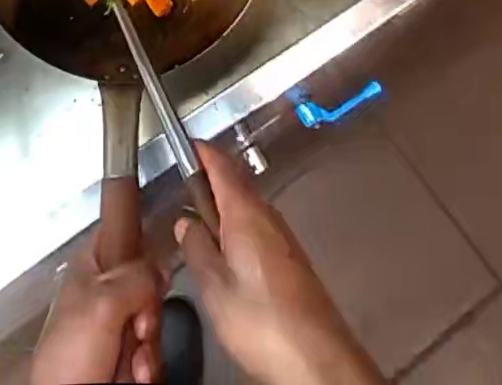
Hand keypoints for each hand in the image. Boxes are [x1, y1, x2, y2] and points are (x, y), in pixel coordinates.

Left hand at [29, 242, 163, 383]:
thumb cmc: (73, 352)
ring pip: (152, 316)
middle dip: (150, 309)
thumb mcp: (105, 302)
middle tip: (139, 328)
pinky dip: (148, 364)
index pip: (122, 233)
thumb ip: (138, 275)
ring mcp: (113, 326)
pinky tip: (138, 375)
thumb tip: (162, 267)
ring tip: (136, 363)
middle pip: (146, 280)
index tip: (153, 273)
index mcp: (90, 266)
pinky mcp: (122, 356)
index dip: (143, 248)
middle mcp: (103, 291)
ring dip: (150, 342)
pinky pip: (150, 348)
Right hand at [175, 143, 383, 384]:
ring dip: (223, 206)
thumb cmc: (263, 320)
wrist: (318, 357)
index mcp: (245, 212)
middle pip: (236, 183)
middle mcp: (267, 215)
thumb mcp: (214, 287)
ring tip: (198, 218)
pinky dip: (236, 227)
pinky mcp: (289, 257)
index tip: (187, 144)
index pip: (222, 166)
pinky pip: (257, 227)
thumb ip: (196, 248)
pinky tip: (226, 251)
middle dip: (211, 179)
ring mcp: (281, 235)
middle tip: (184, 183)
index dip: (203, 152)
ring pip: (246, 207)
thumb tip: (185, 223)